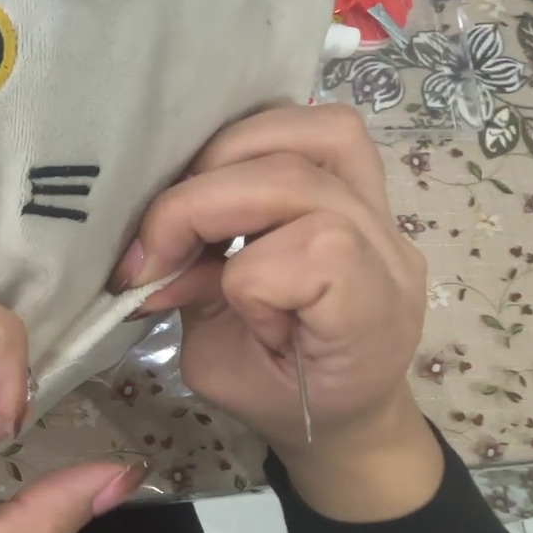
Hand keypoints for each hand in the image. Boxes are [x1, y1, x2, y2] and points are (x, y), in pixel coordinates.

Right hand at [113, 104, 441, 522]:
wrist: (344, 402)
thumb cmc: (280, 397)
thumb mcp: (216, 372)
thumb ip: (186, 308)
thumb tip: (145, 264)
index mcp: (366, 318)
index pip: (318, 250)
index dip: (242, 273)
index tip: (194, 303)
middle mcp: (387, 250)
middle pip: (293, 178)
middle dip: (193, 206)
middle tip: (152, 253)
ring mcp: (381, 209)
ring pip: (317, 132)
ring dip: (226, 157)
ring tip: (189, 201)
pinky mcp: (360, 186)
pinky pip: (317, 130)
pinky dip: (253, 142)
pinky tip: (219, 179)